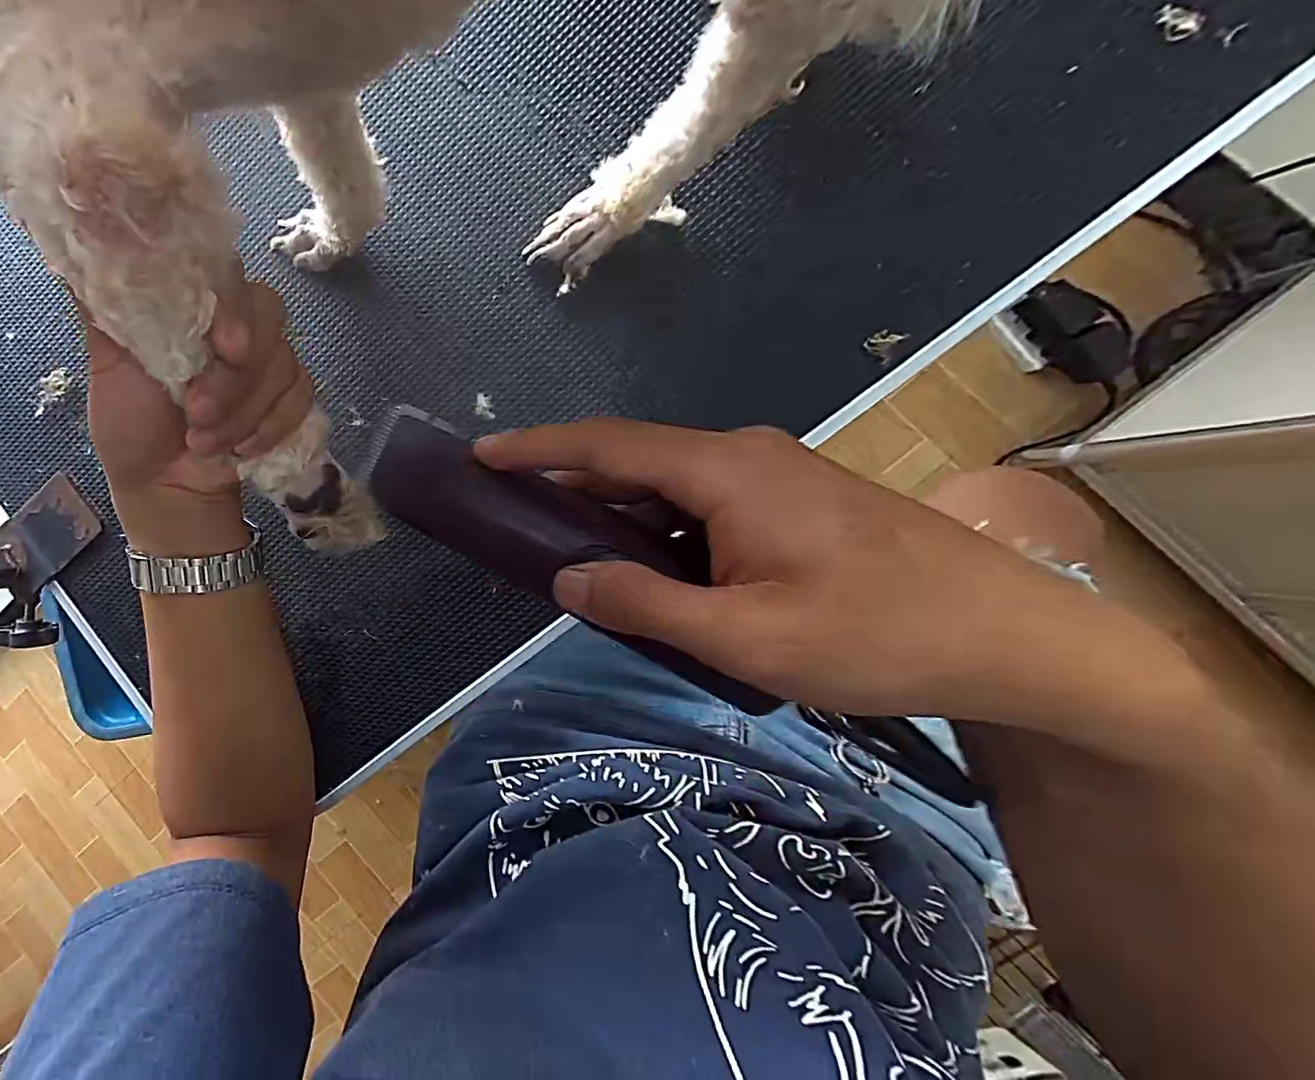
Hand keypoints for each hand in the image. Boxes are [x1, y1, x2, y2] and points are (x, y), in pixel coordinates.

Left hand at [80, 280, 312, 553]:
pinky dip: (271, 428)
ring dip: (243, 413)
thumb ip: (103, 309)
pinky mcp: (289, 398)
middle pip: (270, 314)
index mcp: (192, 309)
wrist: (163, 490)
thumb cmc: (132, 428)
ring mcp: (267, 363)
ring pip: (284, 363)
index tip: (225, 348)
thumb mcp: (106, 367)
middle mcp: (234, 327)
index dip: (234, 307)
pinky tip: (241, 451)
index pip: (228, 275)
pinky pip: (301, 397)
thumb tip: (76, 243)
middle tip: (198, 411)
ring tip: (203, 442)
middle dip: (236, 376)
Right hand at [475, 420, 1209, 762]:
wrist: (1020, 642)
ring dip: (609, 508)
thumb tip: (565, 580)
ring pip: (663, 483)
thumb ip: (645, 605)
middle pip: (631, 458)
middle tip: (507, 507)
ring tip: (557, 541)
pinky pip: (696, 502)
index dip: (538, 447)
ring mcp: (770, 476)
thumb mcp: (746, 637)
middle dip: (563, 478)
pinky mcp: (789, 501)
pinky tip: (637, 562)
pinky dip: (651, 524)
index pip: (609, 446)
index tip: (482, 453)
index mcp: (726, 472)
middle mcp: (742, 456)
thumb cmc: (880, 636)